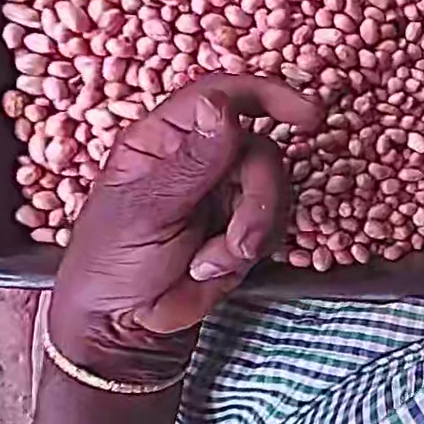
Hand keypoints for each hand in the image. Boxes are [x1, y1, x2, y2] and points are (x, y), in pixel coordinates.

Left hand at [47, 75, 322, 381]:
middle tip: (240, 243)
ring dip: (252, 231)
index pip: (221, 96)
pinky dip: (249, 250)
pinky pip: (272, 223)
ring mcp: (224, 192)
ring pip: (273, 189)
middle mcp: (200, 158)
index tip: (309, 115)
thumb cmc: (113, 264)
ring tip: (213, 264)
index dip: (268, 95)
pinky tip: (214, 269)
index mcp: (164, 140)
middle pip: (260, 150)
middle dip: (259, 199)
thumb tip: (221, 106)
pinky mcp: (241, 225)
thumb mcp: (147, 211)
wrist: (125, 328)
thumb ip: (192, 161)